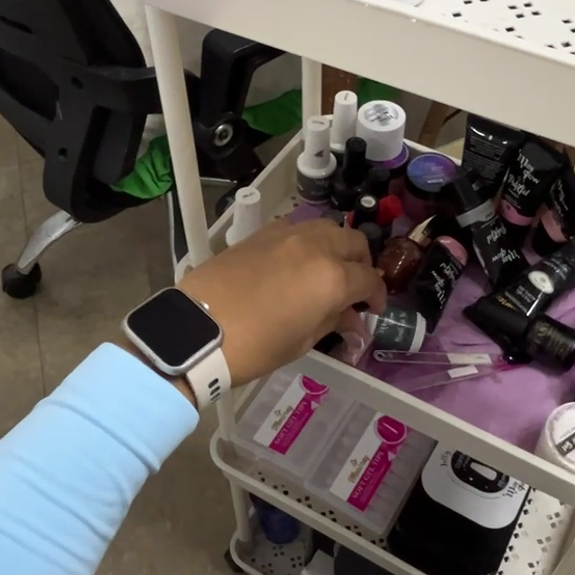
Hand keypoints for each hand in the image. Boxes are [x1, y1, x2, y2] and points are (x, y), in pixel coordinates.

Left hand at [177, 219, 385, 386]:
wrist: (198, 330)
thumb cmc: (256, 346)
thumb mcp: (302, 341)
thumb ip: (333, 322)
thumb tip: (353, 321)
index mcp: (332, 277)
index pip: (369, 279)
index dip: (376, 296)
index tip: (371, 311)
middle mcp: (316, 247)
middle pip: (354, 243)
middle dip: (361, 264)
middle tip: (354, 289)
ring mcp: (286, 235)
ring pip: (326, 228)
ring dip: (335, 247)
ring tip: (327, 271)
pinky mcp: (260, 234)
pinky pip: (296, 229)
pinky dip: (306, 242)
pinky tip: (296, 262)